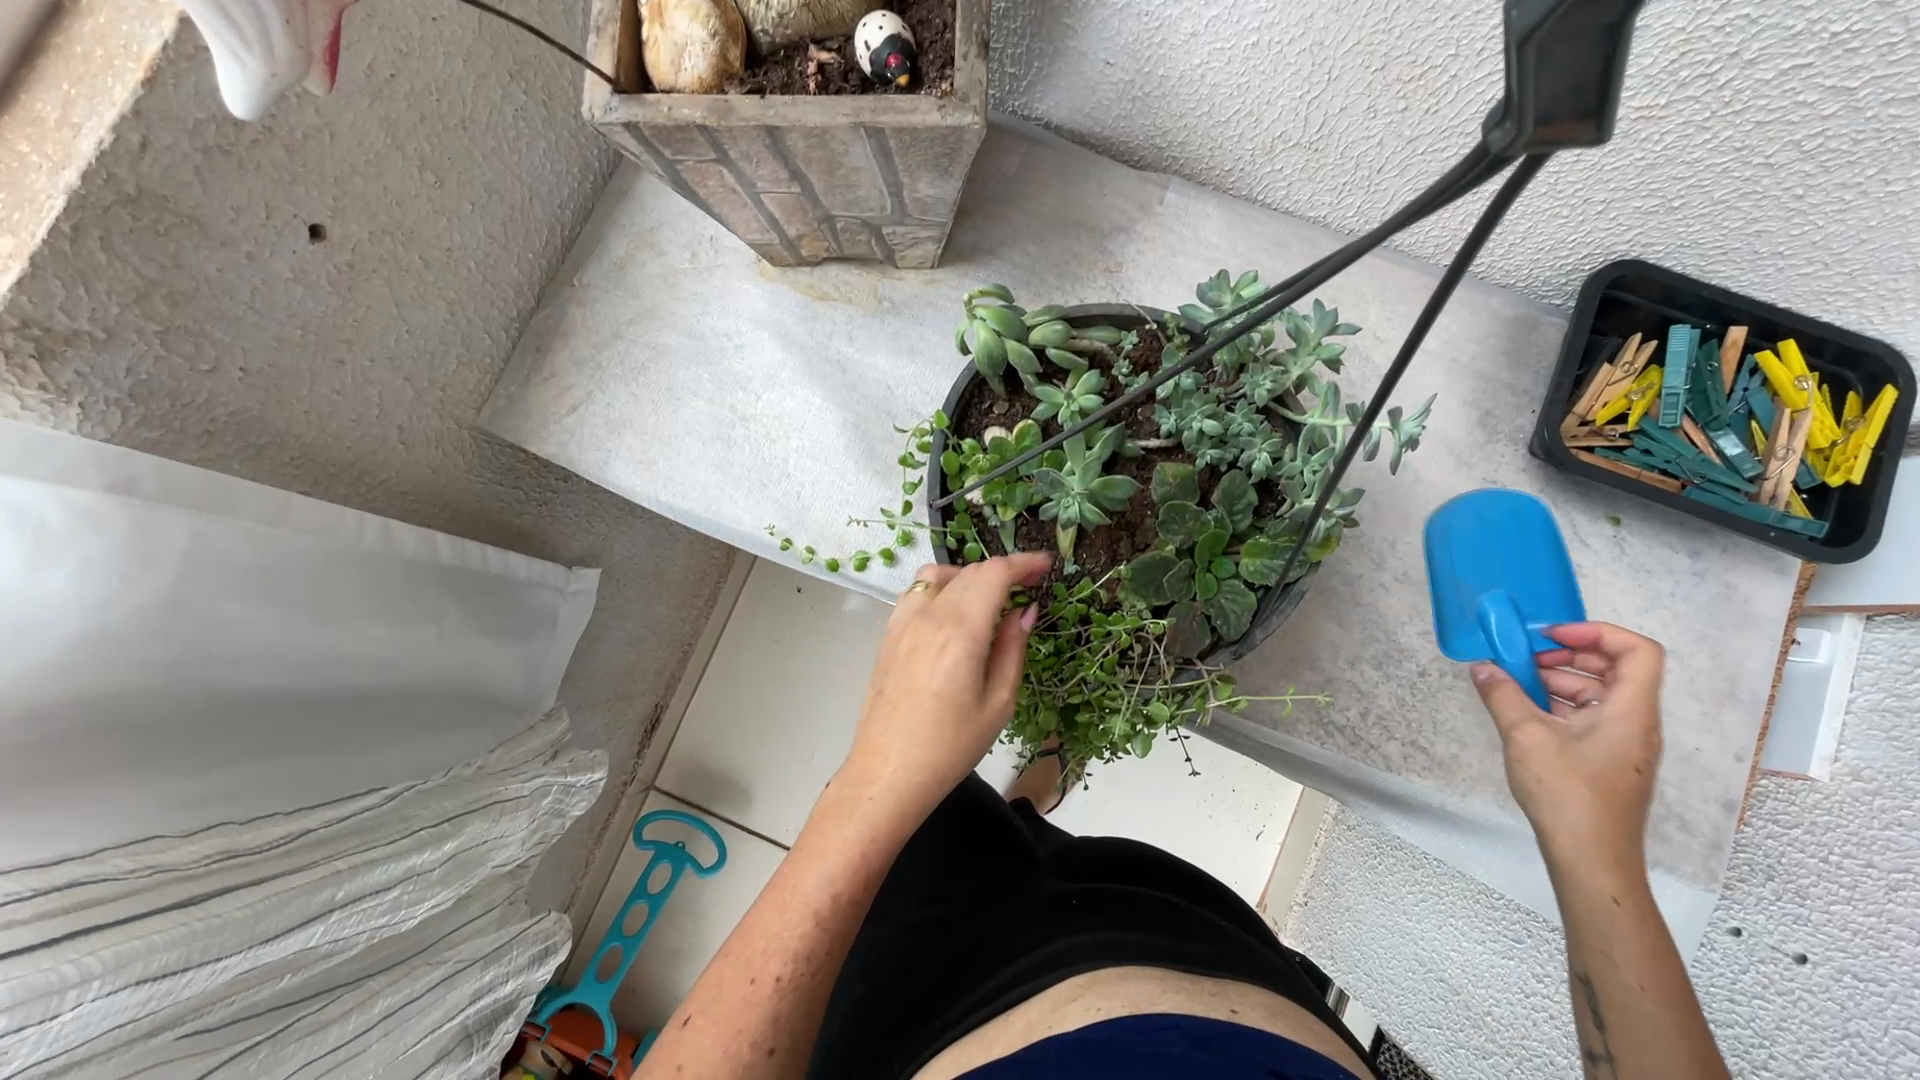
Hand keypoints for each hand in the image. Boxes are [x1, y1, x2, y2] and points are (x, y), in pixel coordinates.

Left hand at [839, 553, 1051, 820]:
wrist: (889, 772)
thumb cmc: (950, 746)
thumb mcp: (999, 702)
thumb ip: (1013, 648)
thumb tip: (1024, 611)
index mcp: (960, 630)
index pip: (995, 574)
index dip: (1024, 563)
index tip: (1046, 566)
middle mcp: (928, 615)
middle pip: (969, 572)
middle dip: (1003, 571)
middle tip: (1029, 586)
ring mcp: (902, 622)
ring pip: (938, 575)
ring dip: (968, 576)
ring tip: (990, 601)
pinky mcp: (888, 635)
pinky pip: (916, 594)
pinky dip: (941, 590)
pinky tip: (953, 617)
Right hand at [1469, 622, 1664, 878]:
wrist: (1591, 856)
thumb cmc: (1567, 792)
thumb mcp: (1525, 736)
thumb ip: (1502, 695)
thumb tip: (1483, 668)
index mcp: (1631, 710)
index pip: (1638, 650)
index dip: (1597, 632)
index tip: (1551, 636)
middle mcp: (1637, 721)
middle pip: (1618, 668)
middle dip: (1571, 654)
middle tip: (1527, 656)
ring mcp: (1625, 742)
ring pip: (1600, 693)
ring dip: (1560, 680)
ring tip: (1516, 683)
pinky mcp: (1609, 759)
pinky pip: (1591, 716)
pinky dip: (1561, 704)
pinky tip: (1525, 712)